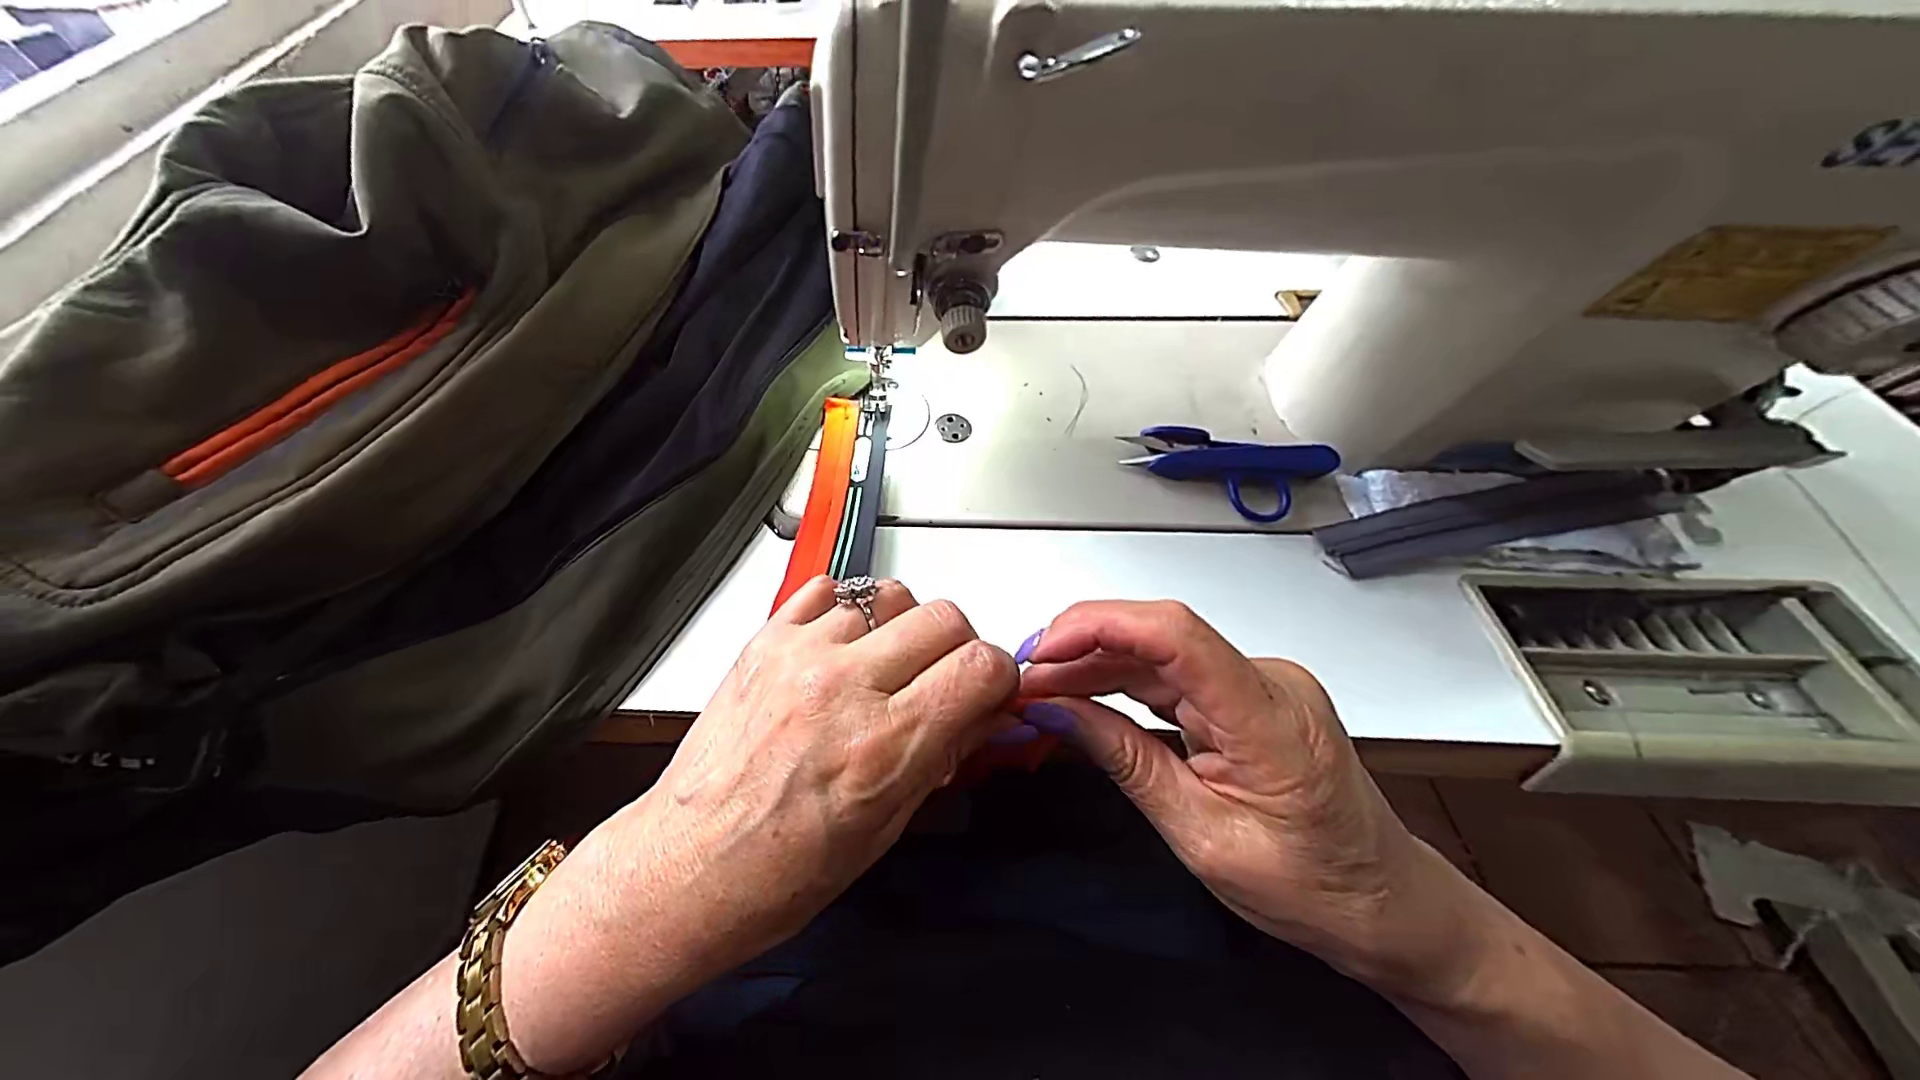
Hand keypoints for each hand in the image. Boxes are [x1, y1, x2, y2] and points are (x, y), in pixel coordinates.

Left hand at [500, 577, 1018, 1070]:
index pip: (980, 667)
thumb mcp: (888, 826)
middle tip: (943, 676)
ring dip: (903, 627)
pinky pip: (828, 589)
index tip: (987, 688)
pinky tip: (843, 646)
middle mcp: (844, 689)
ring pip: (891, 594)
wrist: (688, 868)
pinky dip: (849, 611)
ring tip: (887, 663)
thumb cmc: (780, 869)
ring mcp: (801, 657)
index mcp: (884, 747)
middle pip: (944, 617)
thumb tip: (984, 710)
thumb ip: (944, 752)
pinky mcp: (765, 642)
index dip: (998, 676)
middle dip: (958, 647)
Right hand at [1018, 600, 1489, 1000]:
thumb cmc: (1318, 885)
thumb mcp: (1201, 837)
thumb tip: (1061, 712)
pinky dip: (1119, 681)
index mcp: (1272, 720)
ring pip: (1155, 651)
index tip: (1045, 649)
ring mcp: (1257, 682)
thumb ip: (1125, 761)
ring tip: (1043, 691)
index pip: (1176, 635)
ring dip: (1093, 665)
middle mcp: (1269, 682)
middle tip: (1027, 682)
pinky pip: (1169, 672)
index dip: (1099, 626)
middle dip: (1080, 649)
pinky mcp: (1243, 692)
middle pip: (1156, 635)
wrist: (1383, 901)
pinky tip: (1083, 695)